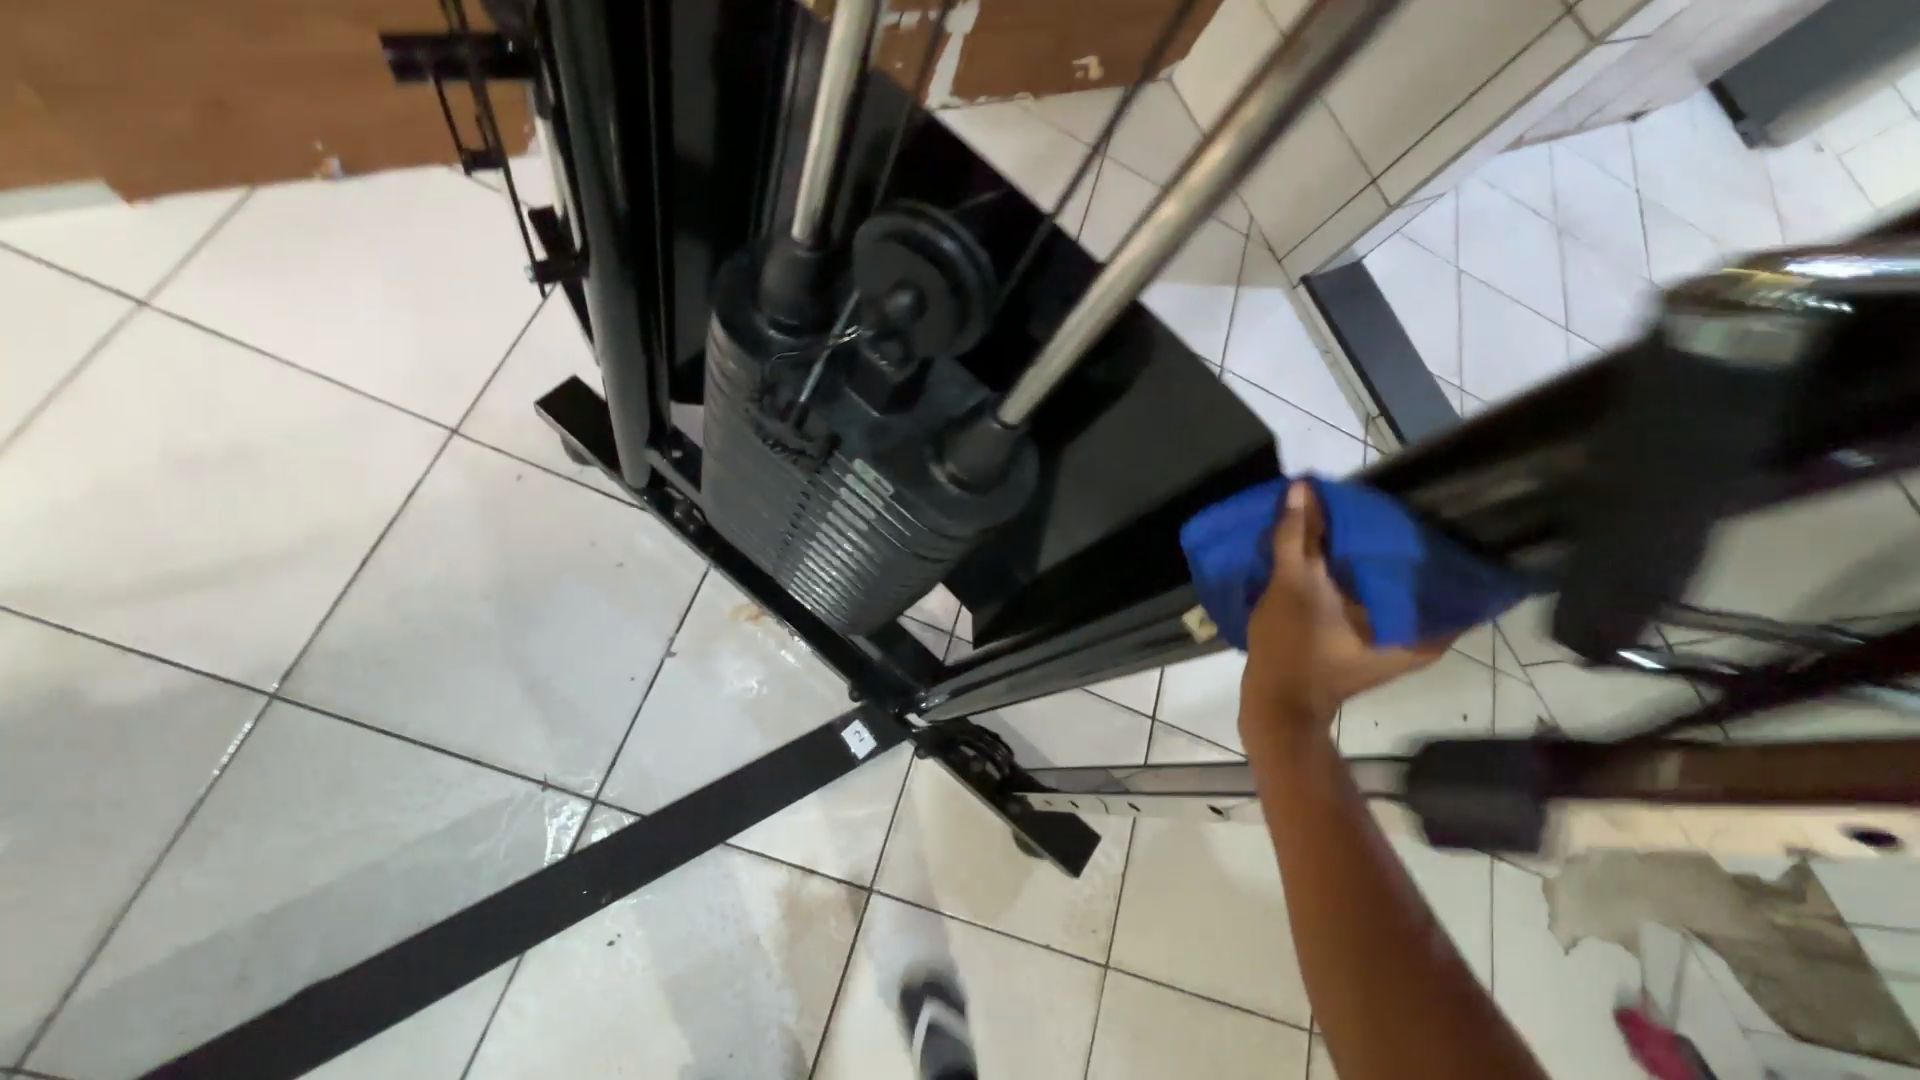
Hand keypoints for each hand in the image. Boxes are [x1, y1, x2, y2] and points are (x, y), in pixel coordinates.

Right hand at [1240, 481, 1451, 744]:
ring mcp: (1396, 643)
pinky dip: (1366, 580)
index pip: (1451, 573)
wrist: (1276, 705)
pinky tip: (1347, 557)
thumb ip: (1297, 537)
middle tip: (1390, 506)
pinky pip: (1382, 600)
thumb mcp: (1292, 587)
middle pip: (1424, 578)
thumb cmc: (1293, 651)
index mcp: (1420, 629)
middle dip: (1405, 544)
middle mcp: (1421, 638)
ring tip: (1368, 525)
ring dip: (1382, 562)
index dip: (1437, 538)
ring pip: (1400, 589)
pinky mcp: (1374, 645)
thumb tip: (1304, 488)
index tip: (1427, 504)